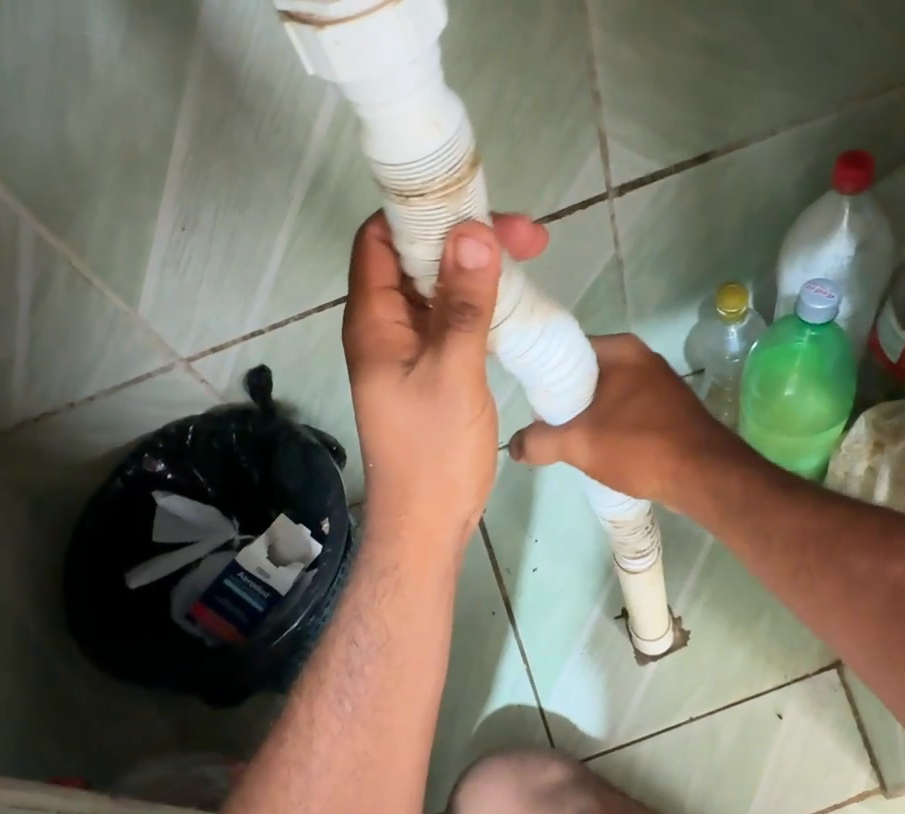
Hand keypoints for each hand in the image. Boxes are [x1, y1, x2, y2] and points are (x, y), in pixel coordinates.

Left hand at [342, 211, 548, 551]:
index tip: (476, 202)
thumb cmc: (432, 453)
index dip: (422, 212)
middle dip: (465, 237)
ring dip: (479, 269)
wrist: (427, 522)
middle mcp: (388, 327)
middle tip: (528, 235)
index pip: (380, 239)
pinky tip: (516, 300)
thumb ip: (462, 305)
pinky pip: (455, 321)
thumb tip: (474, 233)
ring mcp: (412, 350)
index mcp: (374, 321)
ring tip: (530, 256)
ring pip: (440, 289)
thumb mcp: (451, 374)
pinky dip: (482, 304)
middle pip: (417, 259)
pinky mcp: (435, 371)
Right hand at [506, 334, 754, 506]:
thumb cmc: (640, 447)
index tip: (529, 401)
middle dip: (564, 401)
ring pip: (607, 395)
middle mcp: (641, 358)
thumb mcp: (580, 443)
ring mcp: (659, 384)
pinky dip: (611, 427)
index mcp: (620, 350)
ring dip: (588, 417)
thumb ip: (540, 441)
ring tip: (570, 442)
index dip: (543, 374)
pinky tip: (602, 451)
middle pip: (586, 374)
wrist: (705, 476)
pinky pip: (627, 412)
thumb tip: (514, 446)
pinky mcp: (670, 410)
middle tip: (546, 427)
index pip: (566, 349)